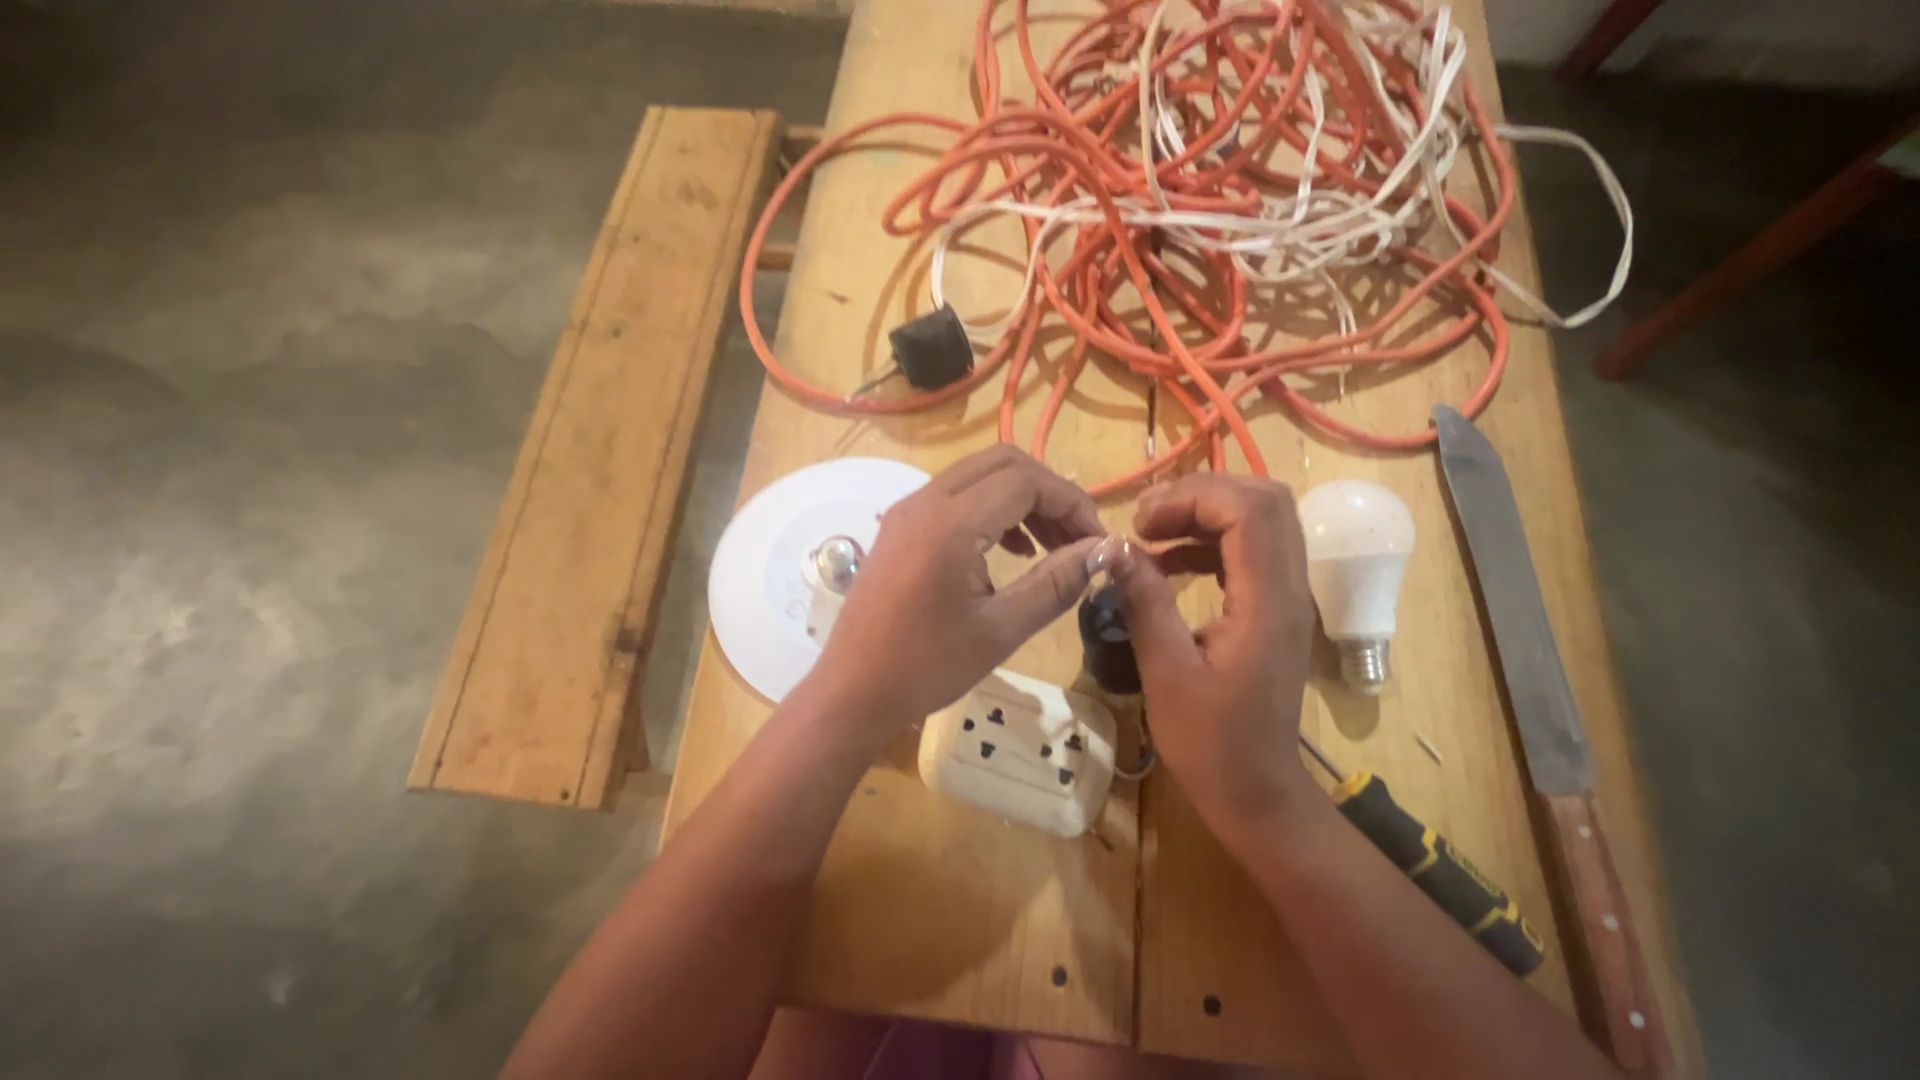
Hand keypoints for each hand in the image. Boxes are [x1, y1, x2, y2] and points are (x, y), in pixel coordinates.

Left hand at [804, 447, 1104, 743]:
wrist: (853, 691)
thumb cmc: (927, 667)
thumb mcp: (1001, 629)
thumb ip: (1055, 583)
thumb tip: (1102, 552)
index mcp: (949, 524)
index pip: (1025, 481)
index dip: (1071, 502)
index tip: (1096, 541)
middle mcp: (924, 502)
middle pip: (1002, 463)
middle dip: (1048, 492)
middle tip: (1076, 537)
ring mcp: (906, 511)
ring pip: (977, 475)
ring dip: (1020, 498)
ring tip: (1050, 545)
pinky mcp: (899, 526)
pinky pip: (954, 496)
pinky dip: (990, 509)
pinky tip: (1010, 549)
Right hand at [1109, 474, 1318, 845]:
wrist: (1257, 791)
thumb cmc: (1210, 742)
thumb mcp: (1166, 672)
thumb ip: (1144, 602)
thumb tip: (1113, 548)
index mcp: (1267, 602)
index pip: (1250, 510)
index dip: (1192, 498)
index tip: (1141, 524)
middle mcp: (1288, 588)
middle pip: (1264, 501)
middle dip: (1200, 495)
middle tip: (1147, 519)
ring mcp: (1286, 597)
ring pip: (1260, 521)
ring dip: (1204, 516)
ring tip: (1149, 537)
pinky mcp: (1273, 610)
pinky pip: (1249, 551)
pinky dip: (1208, 544)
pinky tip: (1166, 566)